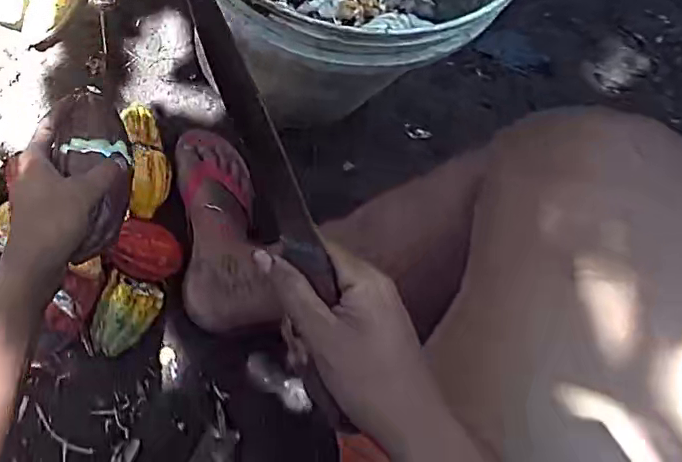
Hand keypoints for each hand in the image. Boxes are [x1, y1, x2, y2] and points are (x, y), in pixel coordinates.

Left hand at [2, 121, 123, 273]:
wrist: (32, 267)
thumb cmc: (52, 222)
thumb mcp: (83, 194)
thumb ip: (103, 175)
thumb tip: (119, 161)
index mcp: (32, 158)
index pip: (47, 125)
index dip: (61, 111)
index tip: (75, 99)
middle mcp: (27, 171)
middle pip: (50, 147)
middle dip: (70, 139)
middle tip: (94, 132)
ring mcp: (29, 192)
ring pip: (54, 171)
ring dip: (73, 166)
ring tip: (97, 160)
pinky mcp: (36, 212)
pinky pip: (57, 190)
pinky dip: (73, 186)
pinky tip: (91, 192)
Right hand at [260, 241, 480, 459]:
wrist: (418, 437)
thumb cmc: (370, 383)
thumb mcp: (320, 334)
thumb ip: (290, 289)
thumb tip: (262, 254)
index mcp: (366, 278)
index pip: (316, 245)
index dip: (288, 257)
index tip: (271, 279)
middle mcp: (375, 286)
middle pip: (319, 272)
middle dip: (298, 298)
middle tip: (294, 329)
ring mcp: (379, 308)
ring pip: (326, 296)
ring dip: (309, 319)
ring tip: (307, 350)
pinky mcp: (378, 329)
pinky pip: (339, 314)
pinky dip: (324, 330)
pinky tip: (320, 356)